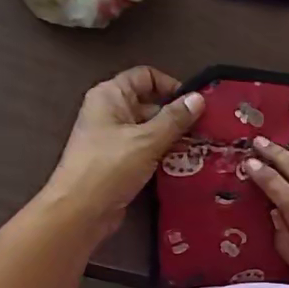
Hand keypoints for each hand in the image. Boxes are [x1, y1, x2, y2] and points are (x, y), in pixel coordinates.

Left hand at [41, 66, 204, 237]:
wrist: (81, 211)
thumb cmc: (109, 167)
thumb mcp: (147, 140)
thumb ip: (175, 119)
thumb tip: (199, 98)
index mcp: (111, 95)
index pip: (145, 77)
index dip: (171, 86)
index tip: (195, 104)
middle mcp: (111, 112)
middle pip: (151, 105)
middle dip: (177, 117)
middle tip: (207, 131)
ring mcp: (114, 139)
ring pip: (151, 132)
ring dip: (174, 140)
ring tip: (203, 149)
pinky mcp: (120, 163)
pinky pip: (147, 152)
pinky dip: (164, 157)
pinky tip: (187, 166)